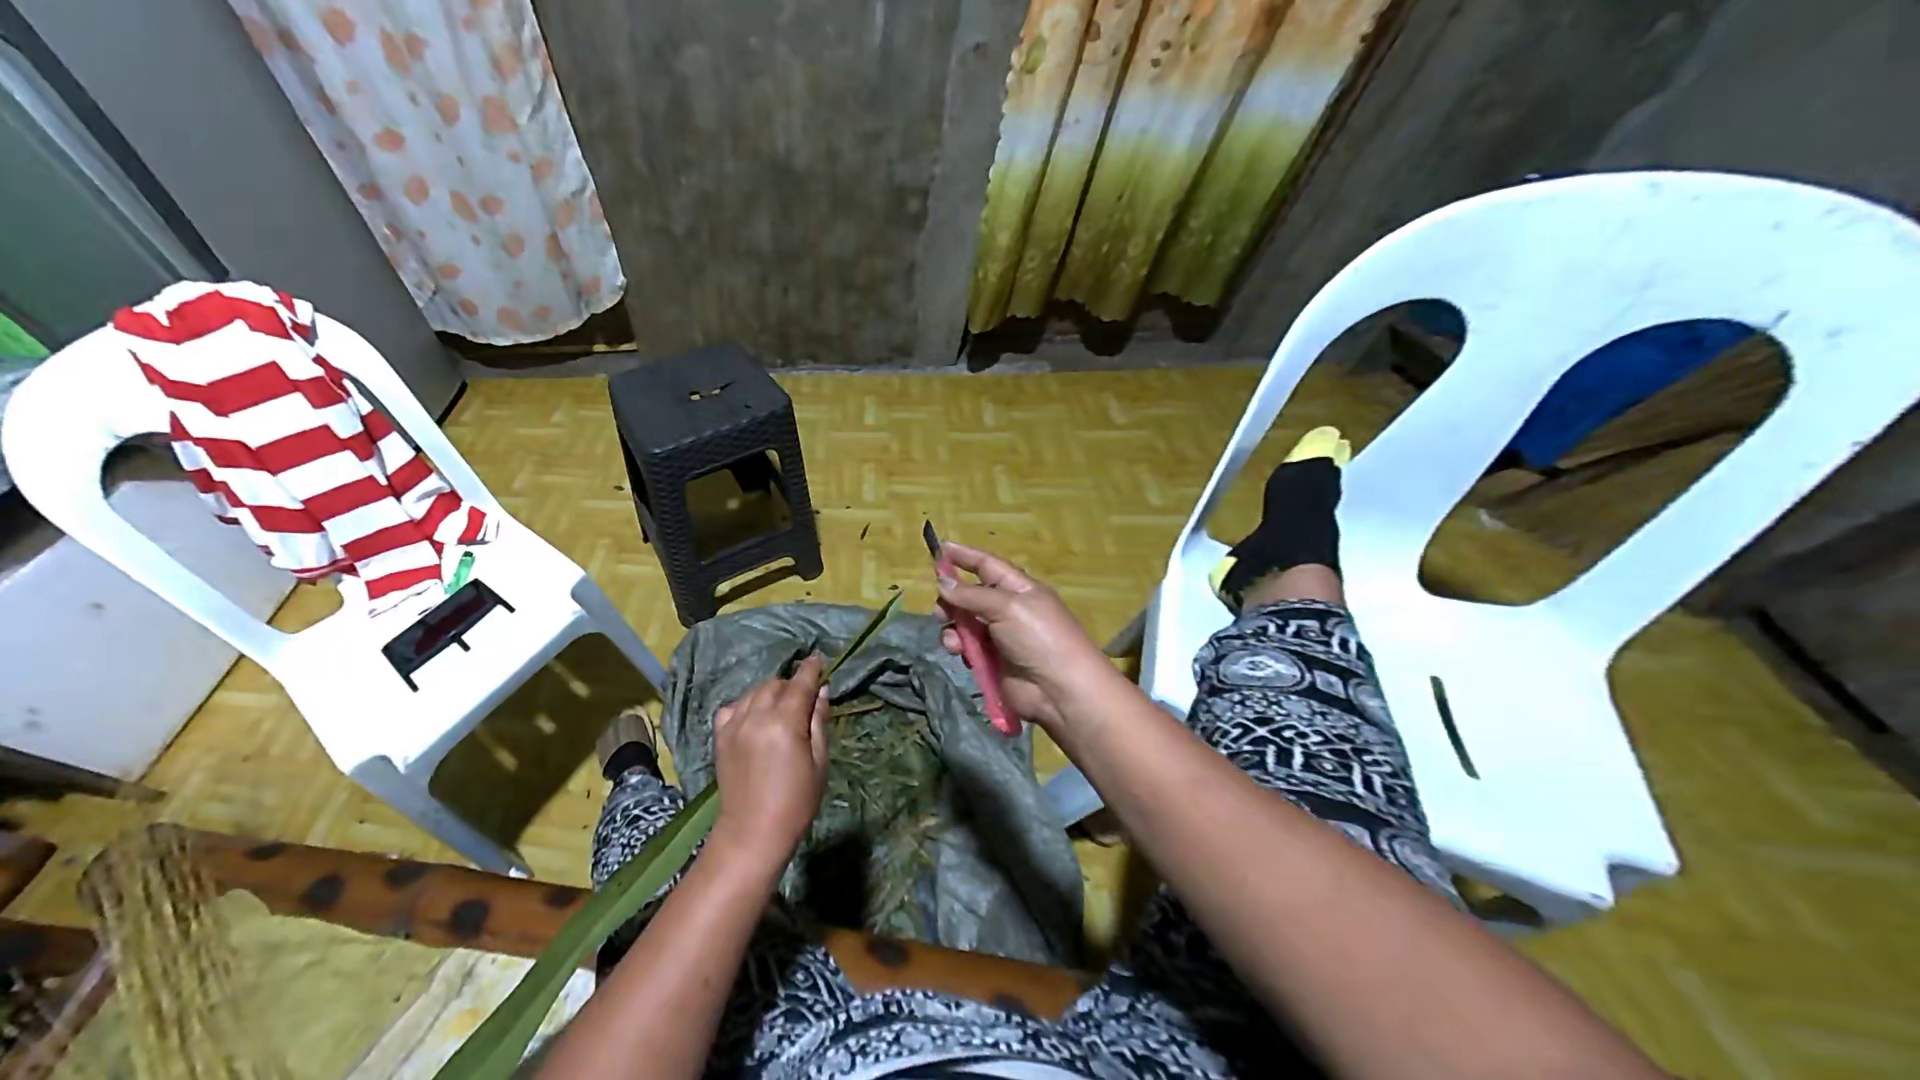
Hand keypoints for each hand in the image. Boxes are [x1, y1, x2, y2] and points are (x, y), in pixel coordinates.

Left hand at [712, 655, 829, 864]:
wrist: (752, 832)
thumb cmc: (797, 800)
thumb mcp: (819, 761)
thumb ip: (819, 721)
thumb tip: (822, 691)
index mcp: (785, 721)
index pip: (801, 682)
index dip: (812, 669)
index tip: (819, 661)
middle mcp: (757, 715)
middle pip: (776, 684)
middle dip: (792, 685)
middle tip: (804, 699)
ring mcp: (734, 725)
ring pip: (755, 692)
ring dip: (770, 693)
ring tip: (781, 708)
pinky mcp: (720, 737)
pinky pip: (734, 707)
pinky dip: (747, 705)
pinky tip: (755, 718)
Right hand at [936, 541, 1115, 730]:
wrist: (1058, 689)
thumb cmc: (1038, 637)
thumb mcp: (1006, 607)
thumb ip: (971, 595)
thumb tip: (942, 583)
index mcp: (1020, 588)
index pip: (988, 565)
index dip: (965, 556)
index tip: (939, 549)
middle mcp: (1010, 609)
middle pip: (972, 596)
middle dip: (953, 599)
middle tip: (939, 608)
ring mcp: (1001, 636)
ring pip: (966, 623)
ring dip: (954, 626)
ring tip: (953, 638)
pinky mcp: (993, 661)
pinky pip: (968, 647)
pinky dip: (960, 647)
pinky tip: (959, 652)